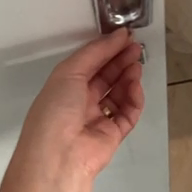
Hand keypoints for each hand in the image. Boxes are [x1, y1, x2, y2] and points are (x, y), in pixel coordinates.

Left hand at [11, 29, 145, 182]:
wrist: (60, 155)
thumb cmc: (55, 112)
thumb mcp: (69, 72)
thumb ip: (95, 52)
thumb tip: (117, 36)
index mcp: (64, 86)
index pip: (89, 63)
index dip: (106, 49)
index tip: (124, 37)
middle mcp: (79, 102)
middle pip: (105, 77)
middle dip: (120, 61)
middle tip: (136, 48)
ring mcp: (96, 119)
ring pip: (118, 94)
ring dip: (128, 78)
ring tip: (136, 65)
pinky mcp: (112, 135)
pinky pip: (127, 114)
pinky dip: (134, 100)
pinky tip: (136, 87)